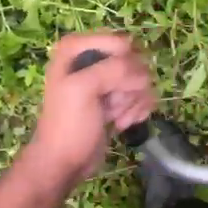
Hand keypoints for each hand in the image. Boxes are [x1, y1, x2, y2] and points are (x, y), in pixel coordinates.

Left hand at [15, 33, 154, 193]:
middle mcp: (92, 58)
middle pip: (134, 61)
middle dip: (129, 87)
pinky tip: (122, 123)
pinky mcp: (117, 98)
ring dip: (132, 101)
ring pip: (141, 79)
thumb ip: (113, 70)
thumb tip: (143, 75)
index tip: (112, 89)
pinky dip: (137, 110)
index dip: (123, 66)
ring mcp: (106, 79)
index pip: (121, 43)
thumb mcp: (82, 89)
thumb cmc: (68, 125)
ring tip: (114, 116)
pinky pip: (143, 94)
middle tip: (110, 104)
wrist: (64, 163)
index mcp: (76, 48)